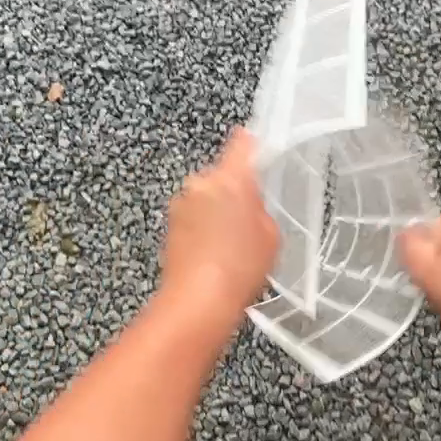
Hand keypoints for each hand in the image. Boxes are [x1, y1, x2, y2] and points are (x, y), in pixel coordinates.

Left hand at [157, 128, 279, 331]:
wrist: (198, 300)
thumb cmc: (240, 268)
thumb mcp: (270, 235)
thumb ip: (259, 208)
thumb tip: (250, 203)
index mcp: (231, 178)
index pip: (241, 145)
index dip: (250, 142)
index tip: (254, 139)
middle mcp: (202, 183)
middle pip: (222, 174)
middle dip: (234, 189)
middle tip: (250, 216)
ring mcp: (182, 203)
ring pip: (206, 195)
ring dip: (216, 208)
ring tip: (232, 241)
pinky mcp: (171, 224)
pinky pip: (194, 215)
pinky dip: (203, 225)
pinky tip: (216, 251)